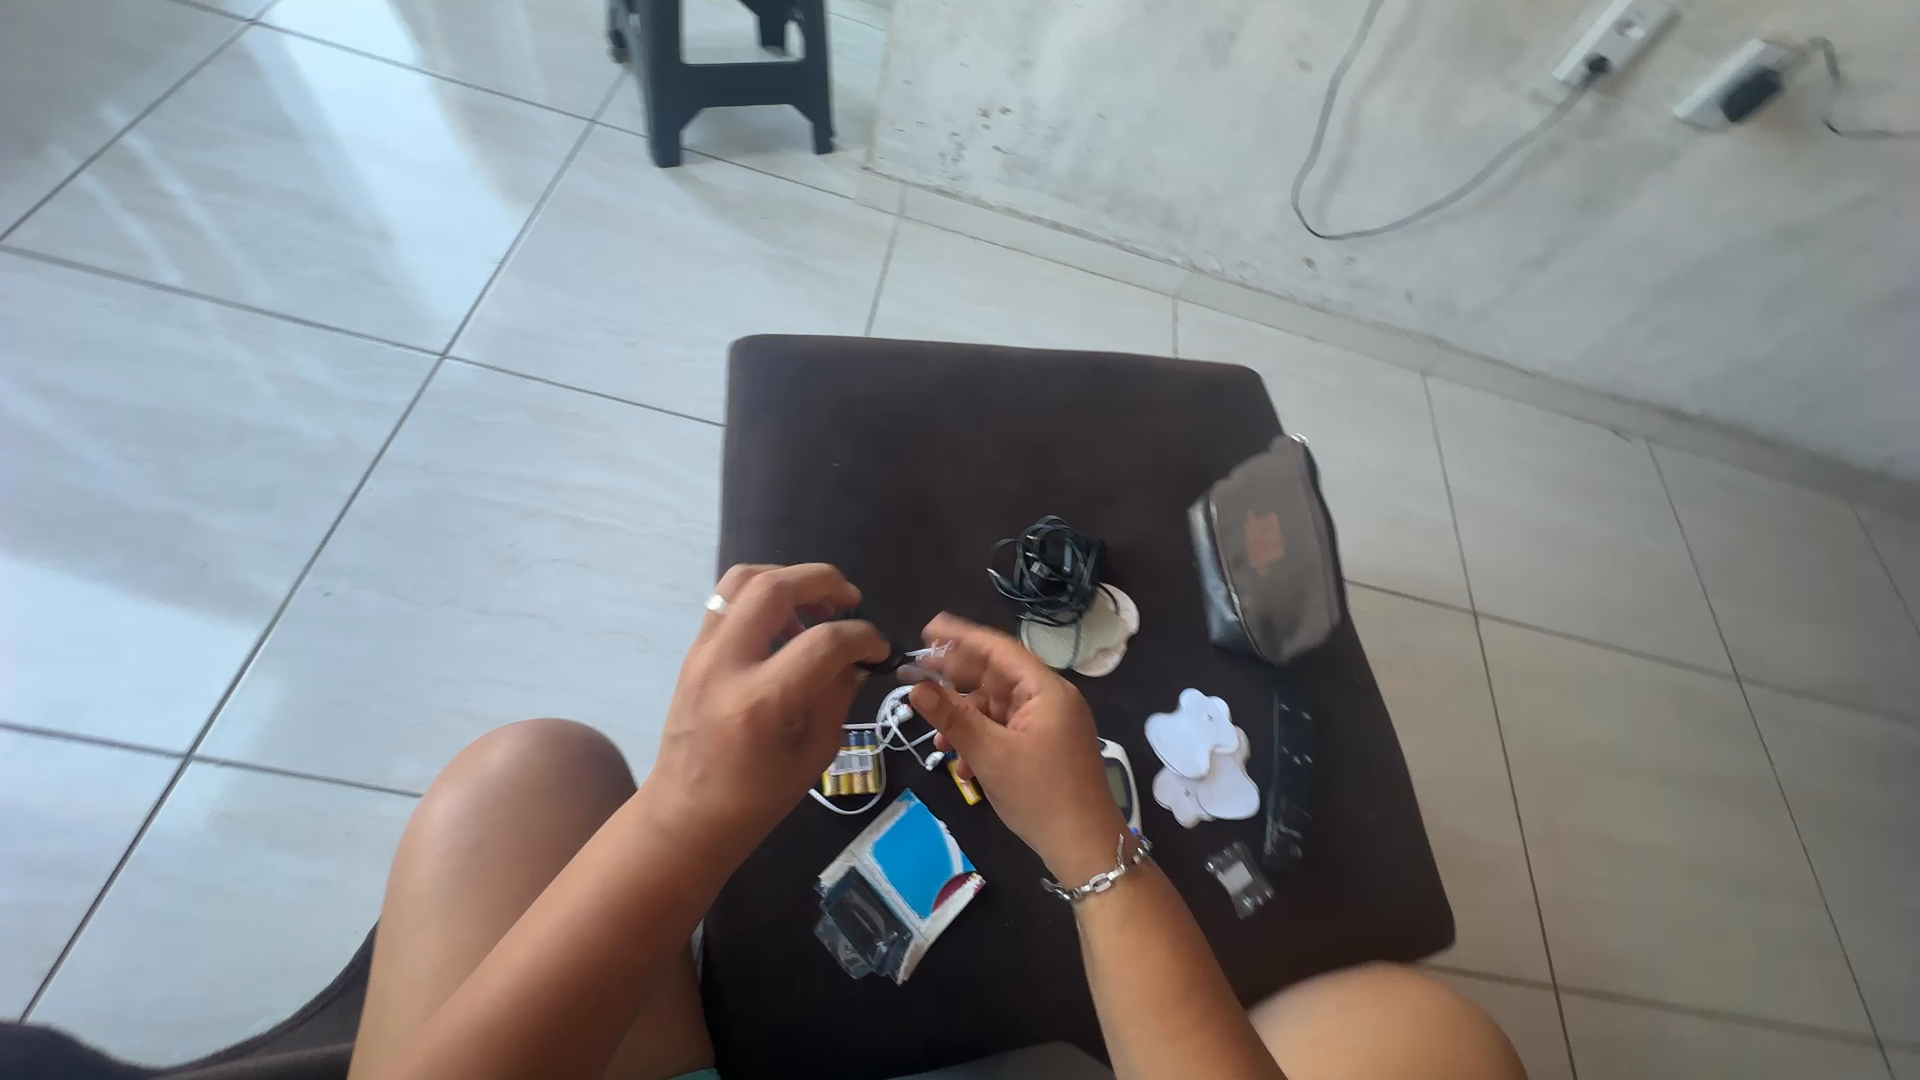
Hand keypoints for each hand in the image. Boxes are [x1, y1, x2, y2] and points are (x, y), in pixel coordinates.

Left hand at [648, 564, 888, 860]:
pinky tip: (786, 624)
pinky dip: (764, 595)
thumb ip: (838, 694)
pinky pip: (728, 598)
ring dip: (789, 579)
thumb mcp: (815, 752)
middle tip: (851, 599)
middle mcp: (727, 665)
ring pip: (743, 579)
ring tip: (816, 606)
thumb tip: (855, 657)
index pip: (824, 641)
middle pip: (774, 587)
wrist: (685, 816)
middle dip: (823, 580)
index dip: (863, 636)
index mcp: (762, 701)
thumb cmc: (757, 798)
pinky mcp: (694, 651)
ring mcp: (703, 653)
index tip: (877, 649)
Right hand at [909, 613, 1128, 883]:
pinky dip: (982, 738)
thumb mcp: (990, 755)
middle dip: (956, 681)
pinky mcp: (1046, 745)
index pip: (998, 649)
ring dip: (965, 718)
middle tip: (917, 677)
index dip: (961, 636)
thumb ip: (952, 718)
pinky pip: (1006, 728)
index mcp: (1045, 689)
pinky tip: (961, 762)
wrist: (1086, 849)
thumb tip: (916, 688)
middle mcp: (1050, 698)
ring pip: (997, 706)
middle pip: (996, 676)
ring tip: (936, 739)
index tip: (928, 627)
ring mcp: (1049, 722)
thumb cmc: (1041, 796)